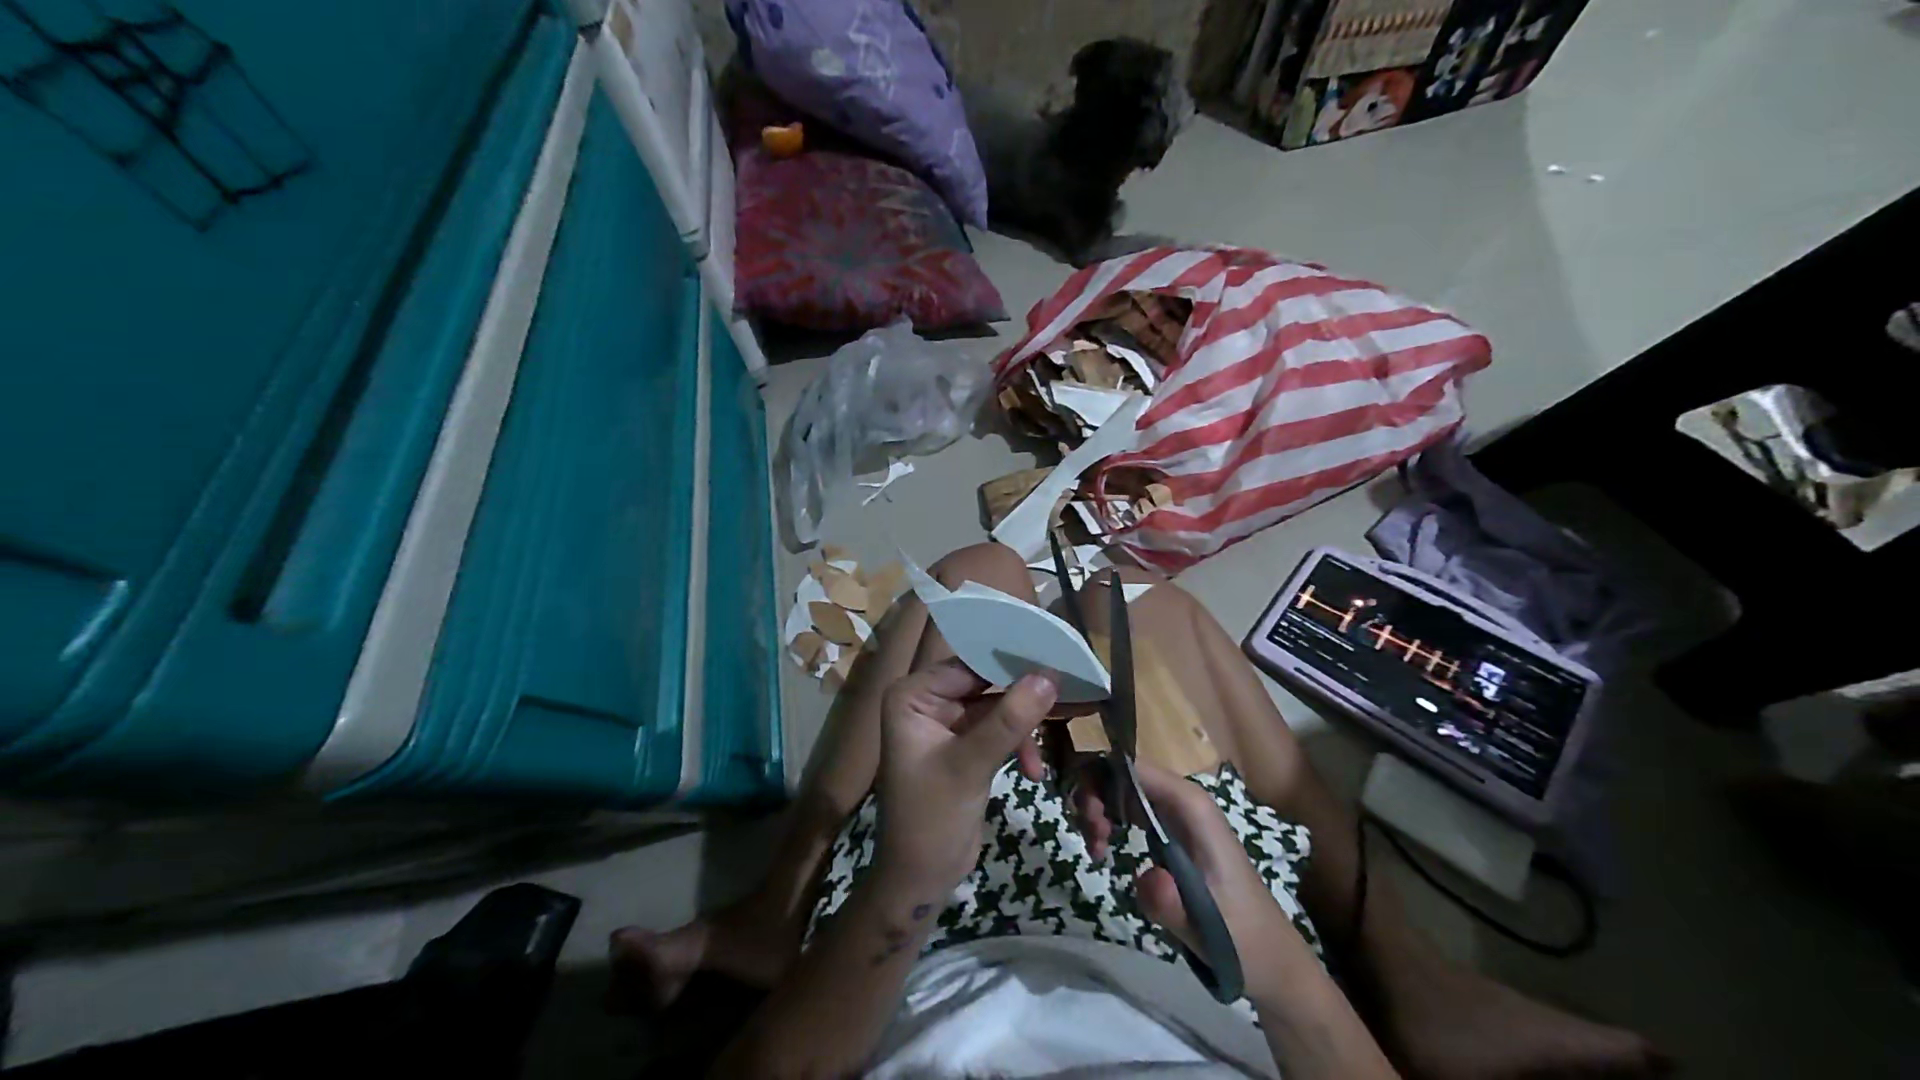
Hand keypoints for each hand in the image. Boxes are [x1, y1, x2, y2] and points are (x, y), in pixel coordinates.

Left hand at [873, 660, 1057, 894]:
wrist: (920, 879)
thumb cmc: (930, 818)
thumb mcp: (969, 766)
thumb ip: (1008, 721)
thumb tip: (1048, 677)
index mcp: (912, 696)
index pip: (968, 664)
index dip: (1011, 661)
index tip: (1056, 657)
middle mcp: (927, 701)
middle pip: (985, 681)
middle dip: (1024, 692)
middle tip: (1071, 689)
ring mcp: (947, 724)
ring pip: (998, 706)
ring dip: (1026, 724)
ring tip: (1063, 729)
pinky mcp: (966, 746)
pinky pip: (1000, 729)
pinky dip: (1019, 745)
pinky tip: (1034, 771)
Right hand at [1076, 760, 1316, 1005]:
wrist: (1273, 963)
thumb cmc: (1244, 939)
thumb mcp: (1207, 928)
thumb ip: (1171, 903)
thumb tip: (1143, 877)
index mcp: (1194, 809)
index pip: (1137, 768)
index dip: (1103, 780)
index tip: (1088, 818)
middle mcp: (1184, 803)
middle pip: (1124, 775)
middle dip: (1096, 797)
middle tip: (1092, 839)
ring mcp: (1177, 818)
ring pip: (1123, 791)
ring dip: (1099, 811)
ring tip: (1097, 850)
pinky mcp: (1171, 835)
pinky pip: (1130, 811)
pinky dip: (1109, 823)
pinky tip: (1104, 852)